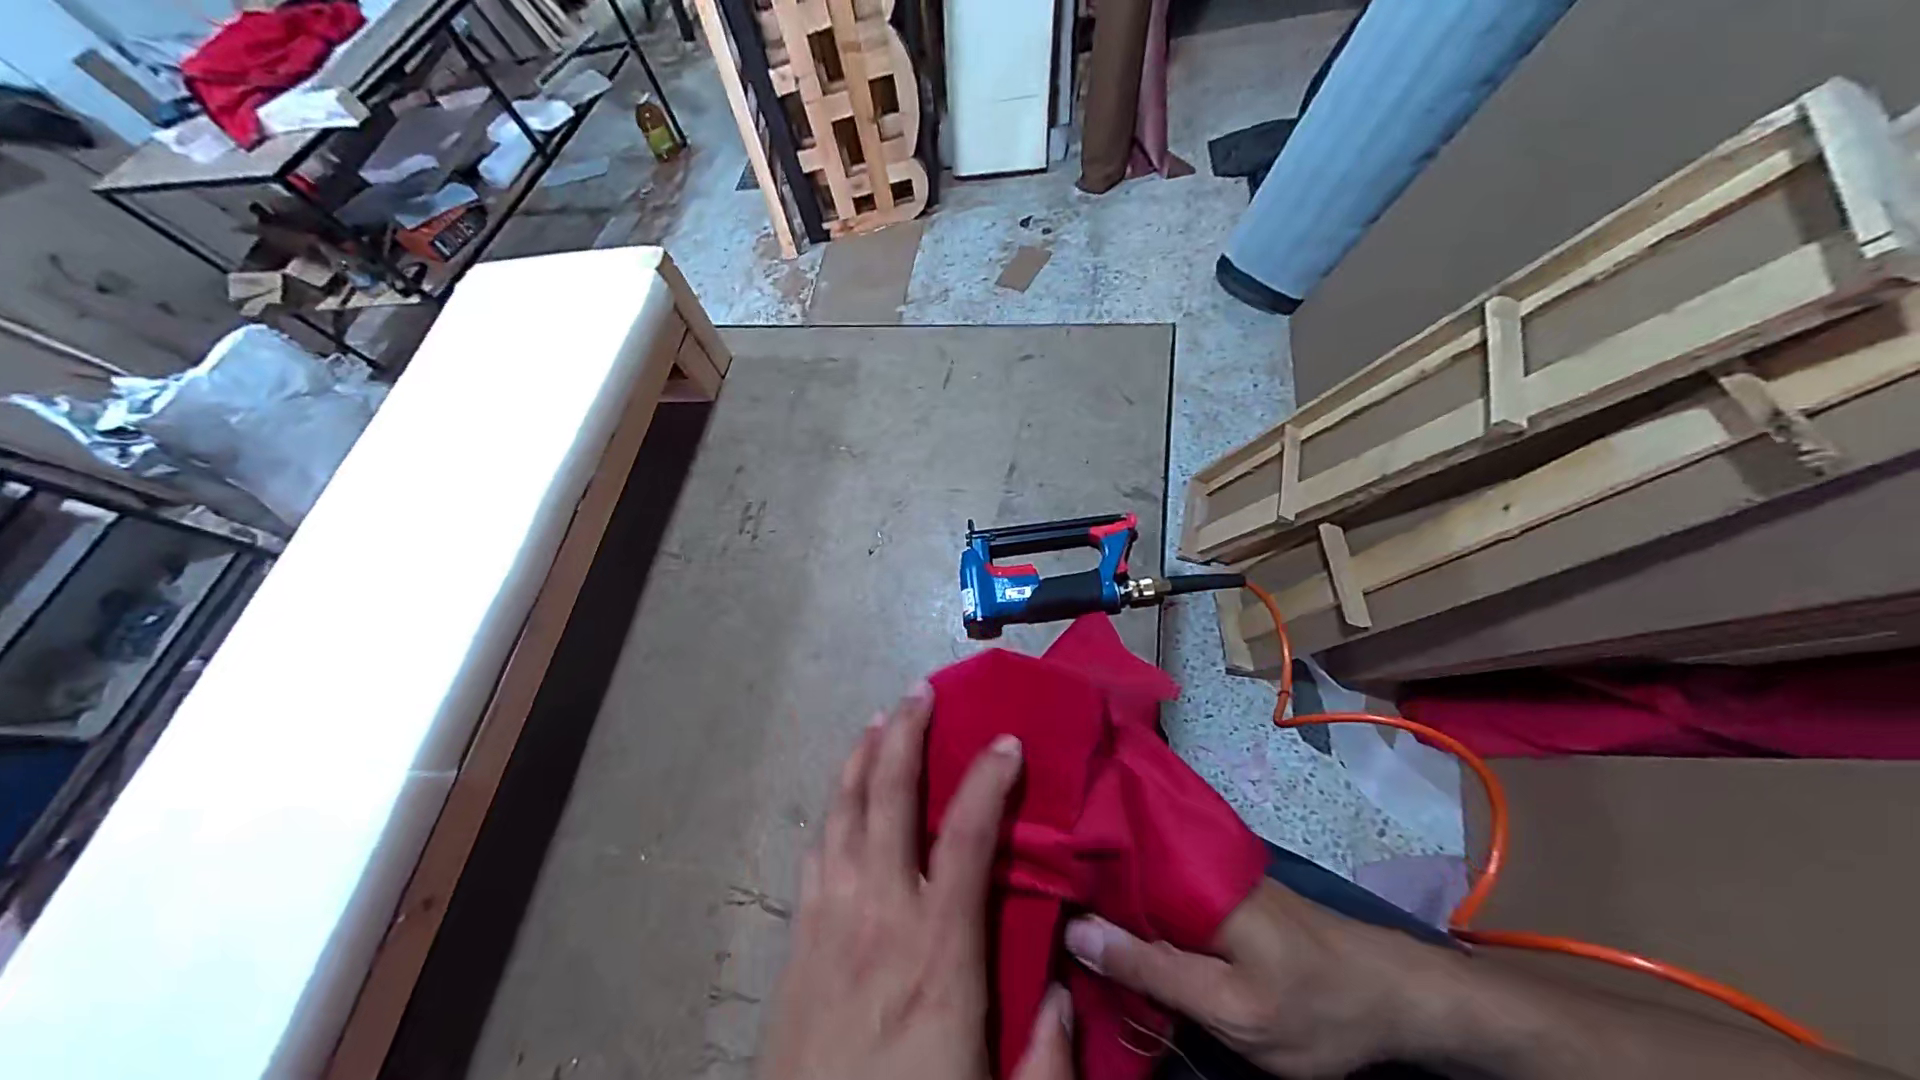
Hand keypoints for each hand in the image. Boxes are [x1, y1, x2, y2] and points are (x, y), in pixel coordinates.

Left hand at [763, 683, 1074, 1079]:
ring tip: (877, 720)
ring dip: (860, 758)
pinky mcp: (798, 938)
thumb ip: (1048, 1055)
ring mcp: (831, 919)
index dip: (989, 781)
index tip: (1007, 742)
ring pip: (843, 813)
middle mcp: (881, 913)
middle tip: (920, 692)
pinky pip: (816, 852)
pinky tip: (839, 795)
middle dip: (905, 736)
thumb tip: (1070, 987)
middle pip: (889, 799)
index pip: (968, 838)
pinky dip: (831, 810)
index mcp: (939, 949)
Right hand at [1064, 880, 1457, 1077]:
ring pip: (1139, 881)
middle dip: (1080, 879)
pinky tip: (1110, 927)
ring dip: (1105, 897)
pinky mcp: (1218, 900)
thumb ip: (1153, 969)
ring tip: (1055, 906)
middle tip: (1031, 895)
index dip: (1069, 863)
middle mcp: (1193, 864)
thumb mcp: (1231, 1006)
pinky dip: (1136, 912)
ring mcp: (1207, 881)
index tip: (1028, 874)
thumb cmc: (1314, 1003)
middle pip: (1120, 863)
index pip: (1112, 852)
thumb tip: (1076, 930)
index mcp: (1191, 877)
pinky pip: (1161, 898)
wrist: (1395, 999)